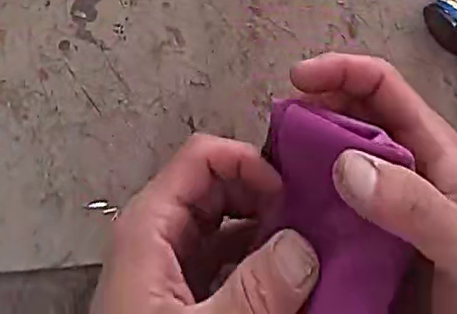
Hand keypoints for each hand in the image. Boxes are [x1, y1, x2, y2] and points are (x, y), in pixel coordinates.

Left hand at [91, 134, 319, 313]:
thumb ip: (253, 291)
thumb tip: (302, 245)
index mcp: (149, 226)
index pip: (202, 156)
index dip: (248, 161)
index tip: (289, 192)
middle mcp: (158, 237)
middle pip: (219, 186)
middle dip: (265, 196)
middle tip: (306, 219)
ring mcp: (170, 269)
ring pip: (227, 225)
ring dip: (268, 232)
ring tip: (307, 248)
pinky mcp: (182, 300)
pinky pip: (227, 262)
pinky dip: (259, 264)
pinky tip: (288, 284)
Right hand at [291, 54, 456, 313]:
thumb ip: (419, 205)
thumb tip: (347, 162)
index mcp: (435, 151)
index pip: (385, 88)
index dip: (343, 70)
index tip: (297, 78)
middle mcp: (405, 168)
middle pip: (352, 116)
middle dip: (314, 110)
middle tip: (274, 131)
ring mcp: (383, 208)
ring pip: (334, 160)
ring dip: (302, 156)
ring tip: (269, 169)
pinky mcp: (365, 247)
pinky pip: (325, 211)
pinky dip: (301, 204)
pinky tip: (280, 214)